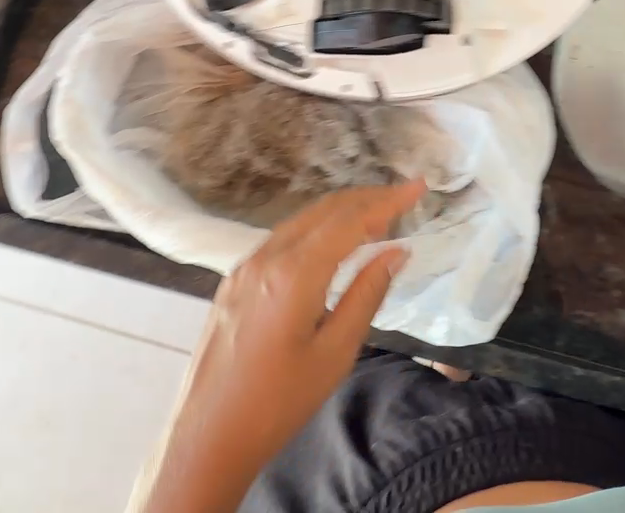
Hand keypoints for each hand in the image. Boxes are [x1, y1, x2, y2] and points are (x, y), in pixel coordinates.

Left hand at [137, 180, 425, 512]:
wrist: (206, 436)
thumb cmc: (278, 403)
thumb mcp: (335, 353)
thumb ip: (367, 295)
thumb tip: (396, 252)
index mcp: (294, 272)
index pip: (351, 220)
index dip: (388, 201)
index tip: (418, 187)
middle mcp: (267, 256)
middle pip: (325, 210)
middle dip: (367, 199)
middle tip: (404, 199)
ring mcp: (245, 266)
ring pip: (303, 221)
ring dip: (342, 213)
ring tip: (377, 220)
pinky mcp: (234, 280)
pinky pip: (283, 238)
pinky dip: (316, 230)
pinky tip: (332, 245)